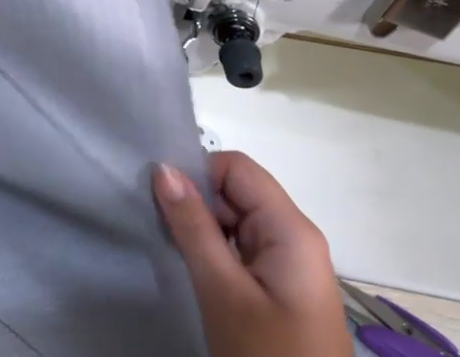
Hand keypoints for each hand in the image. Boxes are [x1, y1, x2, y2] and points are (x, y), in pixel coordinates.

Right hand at [155, 152, 353, 356]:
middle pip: (239, 193)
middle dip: (199, 205)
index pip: (237, 169)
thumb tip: (163, 168)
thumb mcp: (222, 292)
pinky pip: (245, 251)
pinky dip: (218, 255)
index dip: (199, 176)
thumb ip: (192, 226)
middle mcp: (296, 237)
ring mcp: (292, 266)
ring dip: (206, 232)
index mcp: (291, 229)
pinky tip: (198, 277)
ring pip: (239, 222)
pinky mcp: (284, 290)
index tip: (164, 203)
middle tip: (163, 232)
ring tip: (177, 255)